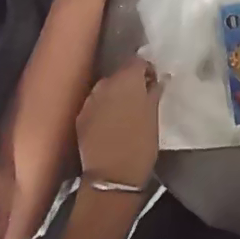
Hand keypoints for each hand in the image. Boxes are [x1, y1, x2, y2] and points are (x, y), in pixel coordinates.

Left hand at [75, 59, 161, 187]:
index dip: (146, 70)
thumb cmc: (141, 146)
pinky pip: (94, 104)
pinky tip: (109, 123)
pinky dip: (103, 108)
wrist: (112, 176)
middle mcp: (105, 83)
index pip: (137, 61)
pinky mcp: (80, 115)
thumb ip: (154, 93)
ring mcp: (90, 99)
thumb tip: (159, 78)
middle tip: (140, 99)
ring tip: (124, 112)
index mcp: (127, 80)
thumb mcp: (154, 117)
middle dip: (129, 82)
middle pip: (119, 74)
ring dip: (115, 95)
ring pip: (105, 88)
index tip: (153, 82)